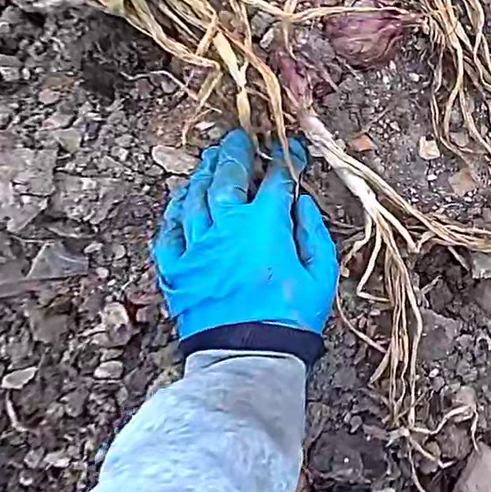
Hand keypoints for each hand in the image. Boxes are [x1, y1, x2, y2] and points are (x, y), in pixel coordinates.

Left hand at [153, 130, 337, 342]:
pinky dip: (176, 211)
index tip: (293, 148)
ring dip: (204, 174)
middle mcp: (226, 227)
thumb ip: (312, 231)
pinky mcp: (176, 268)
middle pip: (228, 178)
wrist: (248, 354)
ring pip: (195, 198)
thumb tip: (300, 203)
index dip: (287, 160)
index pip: (276, 180)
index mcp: (265, 225)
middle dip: (236, 154)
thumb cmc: (293, 314)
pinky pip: (169, 230)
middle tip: (239, 138)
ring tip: (211, 160)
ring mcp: (196, 246)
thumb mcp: (321, 271)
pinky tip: (182, 200)